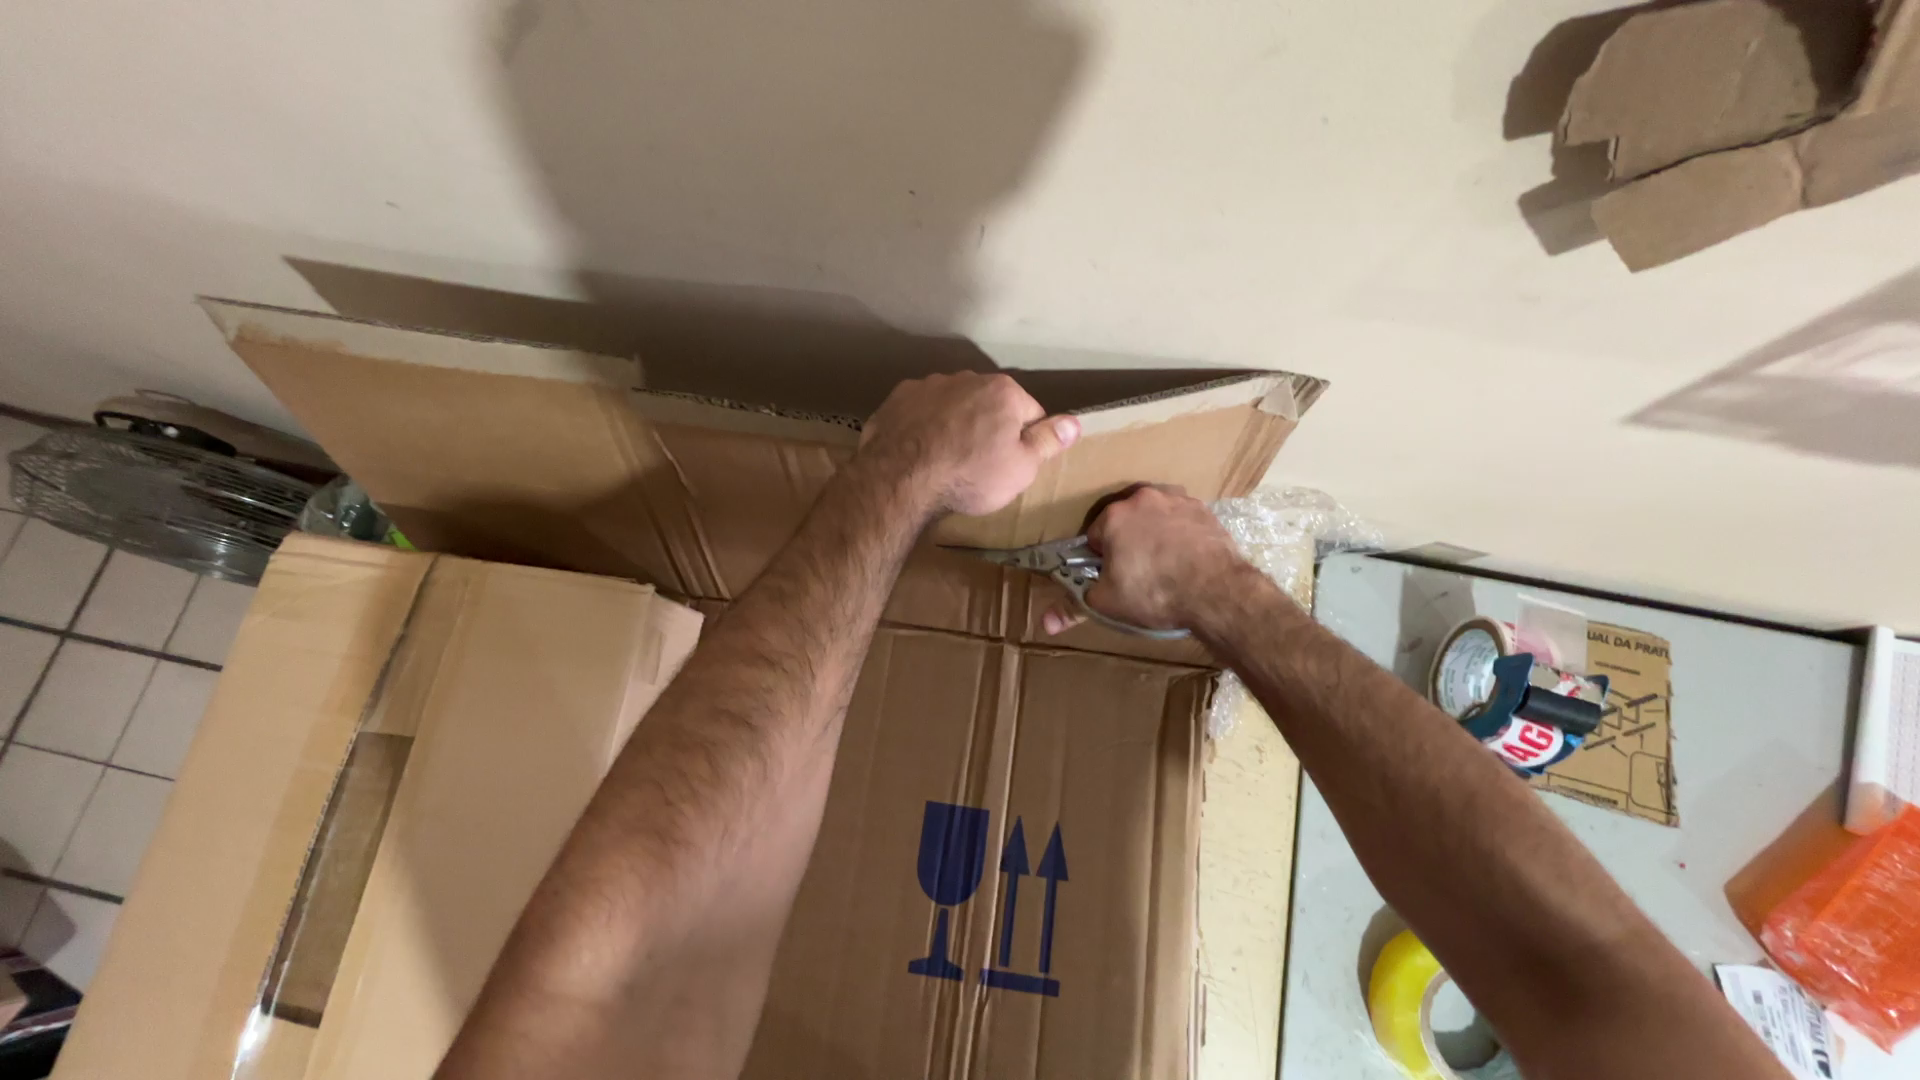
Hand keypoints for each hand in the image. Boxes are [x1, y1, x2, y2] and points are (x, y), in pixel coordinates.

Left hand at [858, 373, 1079, 516]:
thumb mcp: (1020, 468)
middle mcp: (966, 378)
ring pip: (953, 405)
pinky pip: (920, 412)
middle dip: (987, 428)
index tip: (1011, 464)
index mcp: (1003, 391)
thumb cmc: (969, 476)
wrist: (899, 480)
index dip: (1024, 441)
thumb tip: (1075, 422)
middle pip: (988, 404)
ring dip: (954, 424)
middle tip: (978, 466)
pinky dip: (923, 427)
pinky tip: (919, 453)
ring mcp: (928, 385)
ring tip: (945, 460)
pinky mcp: (897, 399)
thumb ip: (1048, 441)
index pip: (1029, 413)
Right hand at [1041, 484, 1252, 634]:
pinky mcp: (1204, 510)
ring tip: (1164, 569)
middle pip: (1124, 522)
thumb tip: (1045, 623)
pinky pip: (1182, 521)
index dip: (1099, 561)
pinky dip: (1180, 536)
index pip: (1094, 537)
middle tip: (1137, 575)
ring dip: (1154, 537)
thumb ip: (1072, 607)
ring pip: (1154, 519)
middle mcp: (1143, 498)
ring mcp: (1177, 500)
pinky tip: (1186, 561)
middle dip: (1127, 544)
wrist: (1218, 592)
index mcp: (1113, 516)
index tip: (1112, 578)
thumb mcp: (1107, 603)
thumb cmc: (1156, 594)